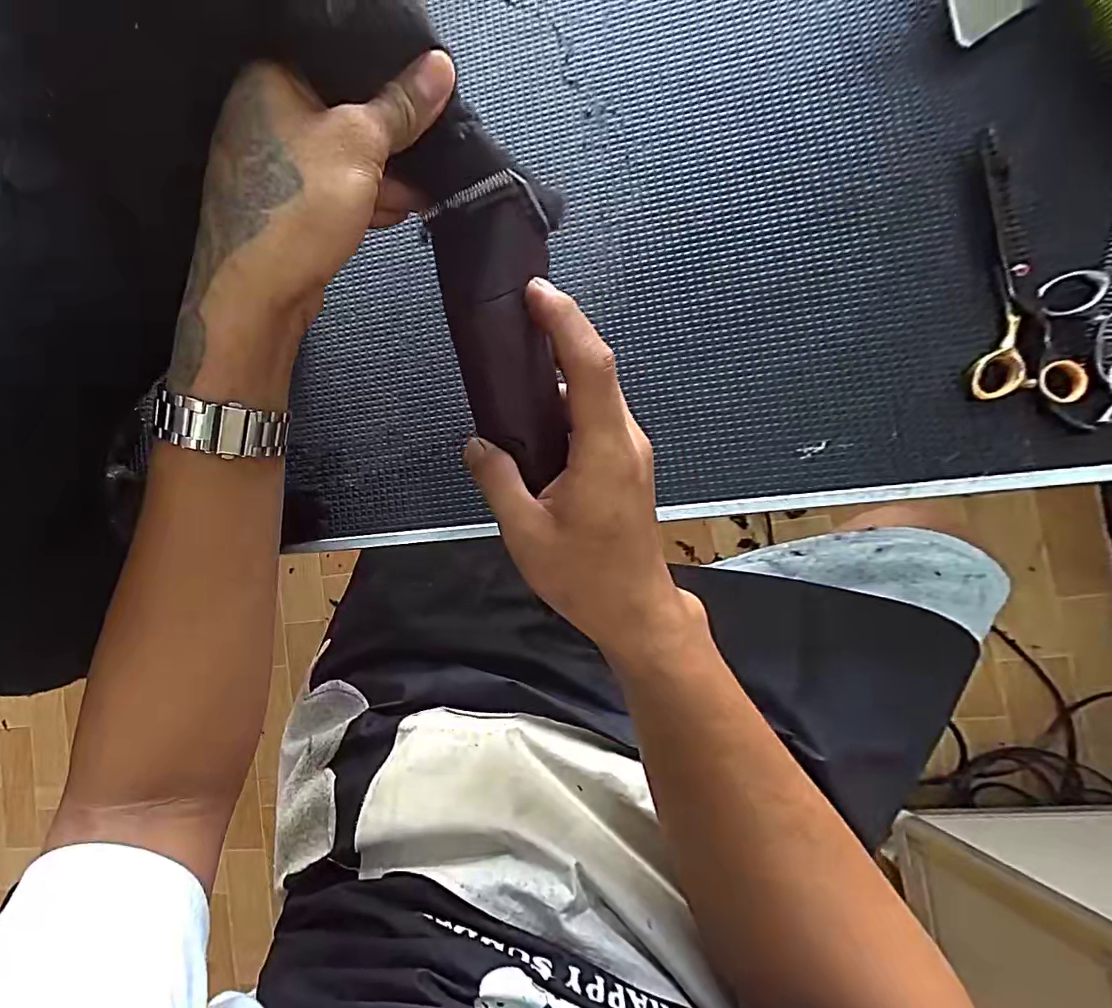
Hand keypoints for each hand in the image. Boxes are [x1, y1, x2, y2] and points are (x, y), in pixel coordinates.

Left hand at [167, 52, 454, 405]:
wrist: (257, 299)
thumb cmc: (294, 215)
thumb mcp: (361, 146)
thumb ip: (400, 109)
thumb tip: (436, 72)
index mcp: (268, 83)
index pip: (338, 63)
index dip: (385, 79)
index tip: (423, 98)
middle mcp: (262, 124)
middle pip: (340, 117)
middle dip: (389, 139)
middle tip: (429, 150)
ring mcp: (270, 175)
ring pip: (338, 163)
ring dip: (381, 178)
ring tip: (422, 191)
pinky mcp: (282, 216)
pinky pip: (329, 198)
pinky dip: (361, 203)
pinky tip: (394, 212)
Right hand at [464, 279, 706, 664]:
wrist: (634, 609)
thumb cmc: (583, 575)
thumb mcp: (524, 531)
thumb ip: (498, 480)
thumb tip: (477, 443)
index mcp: (604, 449)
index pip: (592, 367)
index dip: (566, 323)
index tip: (537, 294)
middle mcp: (625, 440)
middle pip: (597, 371)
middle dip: (561, 336)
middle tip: (516, 318)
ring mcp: (630, 452)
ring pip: (596, 395)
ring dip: (562, 370)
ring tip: (518, 361)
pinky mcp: (625, 464)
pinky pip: (596, 418)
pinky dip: (567, 401)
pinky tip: (535, 412)